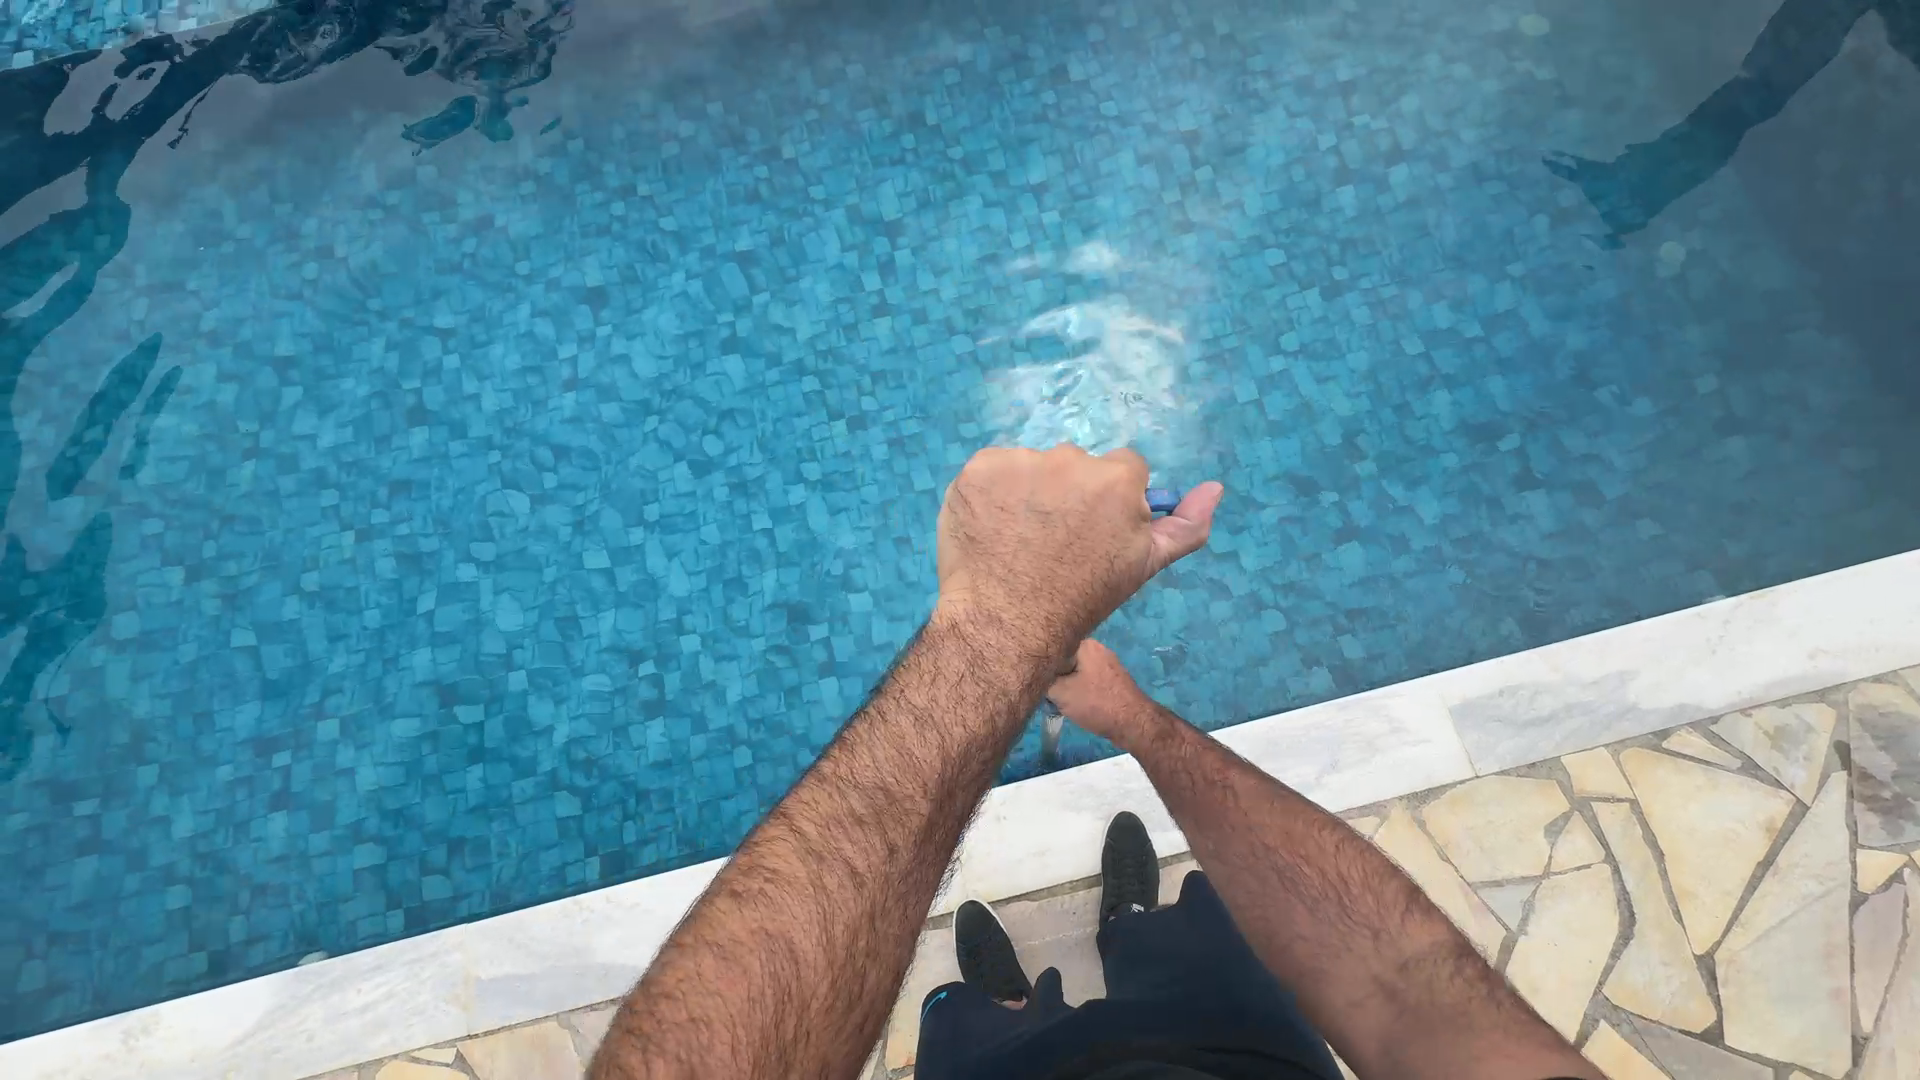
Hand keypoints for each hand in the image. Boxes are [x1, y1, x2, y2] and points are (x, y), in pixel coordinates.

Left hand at [934, 444, 1221, 655]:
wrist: (1007, 623)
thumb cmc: (1081, 599)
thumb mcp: (1143, 566)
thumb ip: (1184, 527)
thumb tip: (1214, 488)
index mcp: (1117, 478)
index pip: (1120, 470)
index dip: (1104, 503)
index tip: (1088, 533)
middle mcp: (1070, 459)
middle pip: (1073, 465)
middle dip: (1066, 493)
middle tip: (1049, 540)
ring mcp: (1019, 462)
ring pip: (1031, 466)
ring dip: (1026, 490)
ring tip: (1016, 537)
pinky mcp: (978, 469)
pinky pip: (990, 471)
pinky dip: (989, 493)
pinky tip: (989, 527)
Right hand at [1045, 640, 1166, 751]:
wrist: (1133, 724)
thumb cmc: (1096, 703)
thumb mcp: (1059, 692)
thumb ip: (1043, 680)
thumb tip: (1037, 677)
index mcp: (1085, 644)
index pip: (1052, 647)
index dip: (1040, 663)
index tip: (1033, 677)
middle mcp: (1097, 649)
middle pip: (1063, 660)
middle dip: (1053, 676)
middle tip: (1045, 693)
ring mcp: (1106, 665)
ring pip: (1074, 672)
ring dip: (1064, 686)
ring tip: (1057, 701)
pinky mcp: (1111, 681)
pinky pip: (1086, 681)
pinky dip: (1078, 692)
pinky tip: (1073, 705)